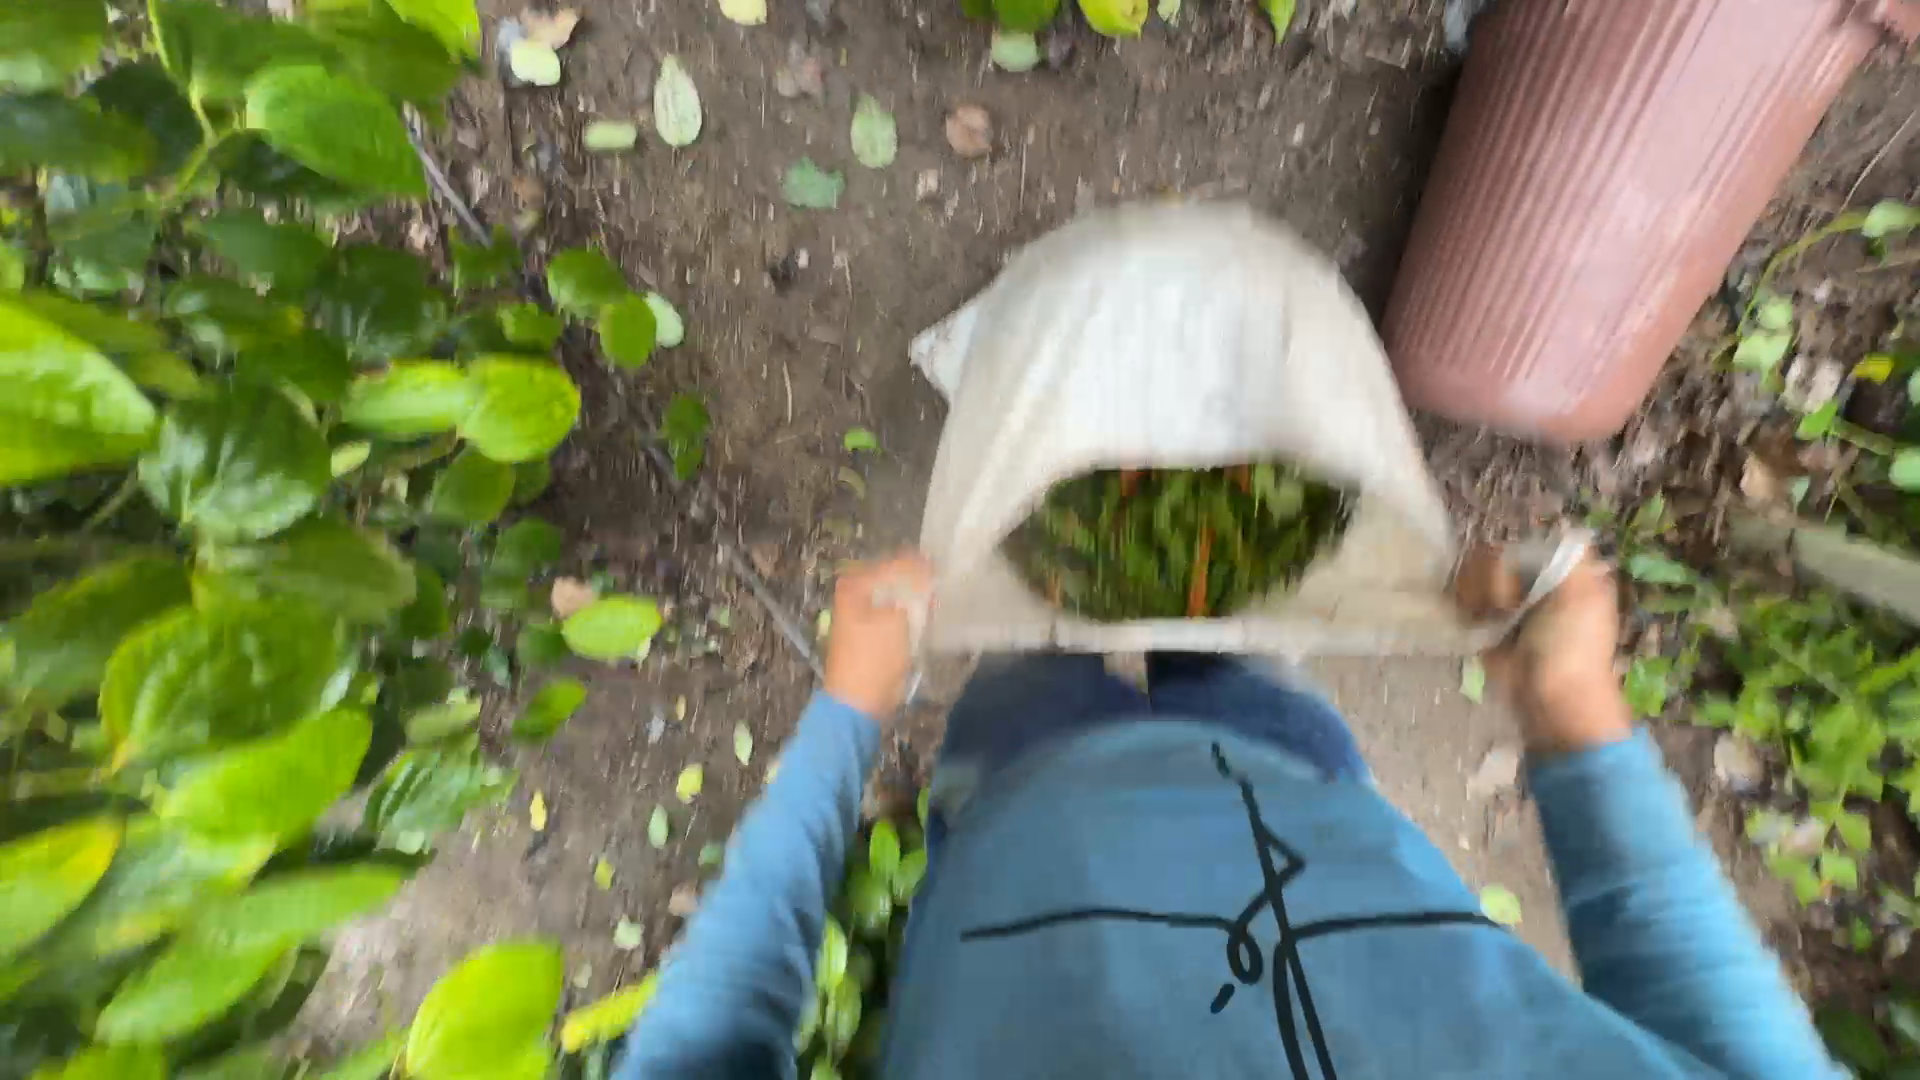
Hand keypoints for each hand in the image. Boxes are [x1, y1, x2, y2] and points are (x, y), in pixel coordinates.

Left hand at [822, 552, 934, 722]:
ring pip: (897, 597)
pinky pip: (896, 614)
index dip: (919, 566)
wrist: (859, 701)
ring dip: (916, 599)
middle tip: (939, 586)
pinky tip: (925, 618)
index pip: (894, 564)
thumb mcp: (898, 619)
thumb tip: (925, 570)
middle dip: (917, 582)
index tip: (940, 570)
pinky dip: (910, 615)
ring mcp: (863, 614)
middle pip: (894, 579)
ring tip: (934, 603)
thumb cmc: (875, 656)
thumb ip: (913, 590)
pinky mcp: (873, 632)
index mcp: (855, 585)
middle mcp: (855, 594)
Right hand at [1455, 547, 1633, 755]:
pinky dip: (1462, 607)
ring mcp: (1502, 599)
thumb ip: (1572, 559)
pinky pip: (1457, 595)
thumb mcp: (1584, 597)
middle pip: (1487, 556)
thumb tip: (1561, 527)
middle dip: (1489, 582)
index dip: (1510, 560)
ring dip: (1474, 596)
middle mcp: (1529, 581)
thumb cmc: (1570, 646)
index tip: (1519, 584)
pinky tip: (1476, 622)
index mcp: (1559, 572)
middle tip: (1505, 607)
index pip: (1517, 543)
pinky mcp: (1479, 617)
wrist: (1546, 693)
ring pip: (1468, 574)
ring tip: (1490, 619)